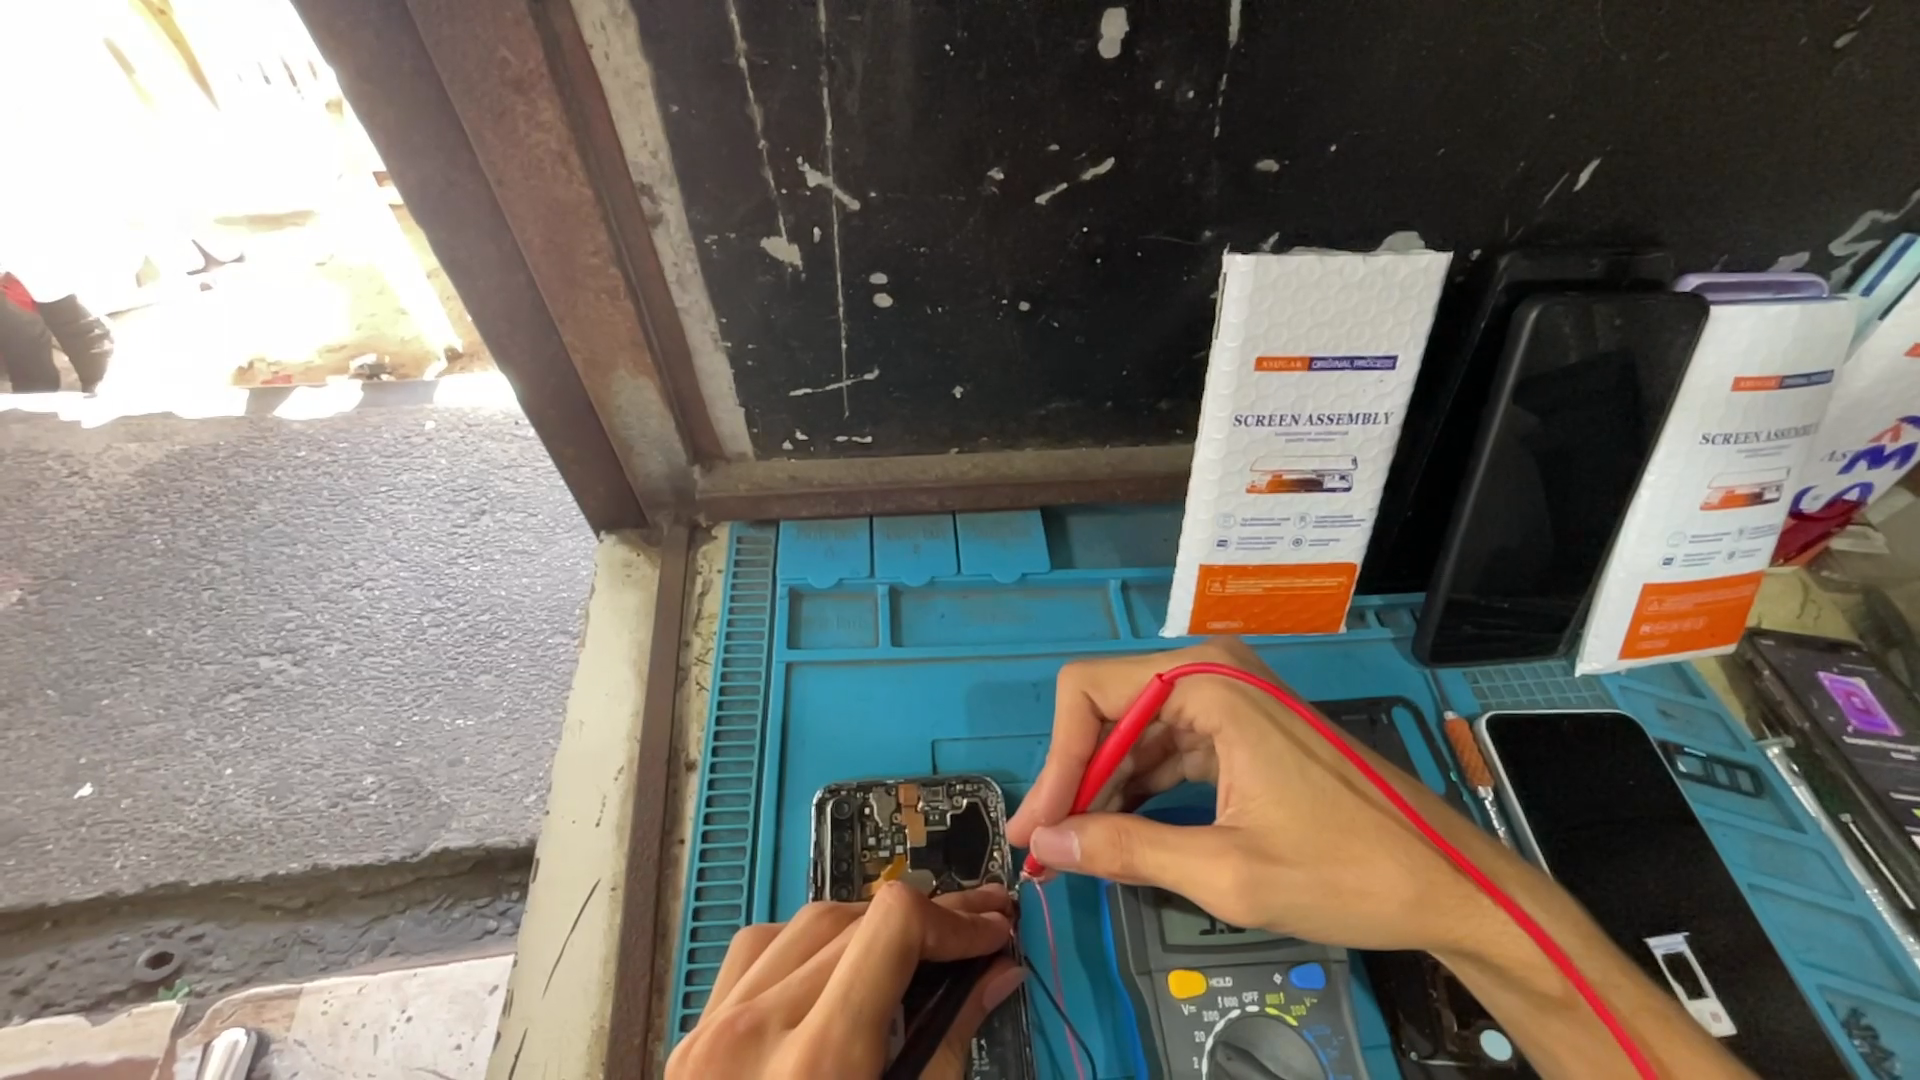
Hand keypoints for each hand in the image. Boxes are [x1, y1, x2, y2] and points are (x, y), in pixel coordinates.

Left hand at [666, 883, 1025, 1079]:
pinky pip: (757, 951)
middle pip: (856, 922)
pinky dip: (806, 944)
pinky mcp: (693, 1036)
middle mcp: (755, 1033)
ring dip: (868, 927)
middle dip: (924, 921)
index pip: (893, 929)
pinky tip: (835, 965)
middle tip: (973, 929)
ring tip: (913, 948)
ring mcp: (712, 1031)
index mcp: (817, 1067)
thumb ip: (949, 1043)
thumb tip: (997, 972)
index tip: (990, 933)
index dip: (954, 921)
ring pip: (806, 925)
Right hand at [1006, 639, 1505, 953]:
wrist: (1451, 884)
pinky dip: (1137, 786)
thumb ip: (1124, 849)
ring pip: (1132, 729)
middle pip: (1106, 707)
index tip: (1036, 832)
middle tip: (1046, 848)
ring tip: (1074, 848)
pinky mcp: (1240, 725)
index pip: (1088, 694)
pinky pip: (1167, 745)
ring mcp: (1228, 696)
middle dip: (1074, 777)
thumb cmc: (1346, 872)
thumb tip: (1044, 845)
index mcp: (1206, 682)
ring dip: (1101, 785)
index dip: (1054, 763)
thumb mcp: (1225, 871)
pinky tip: (1118, 827)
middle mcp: (1211, 671)